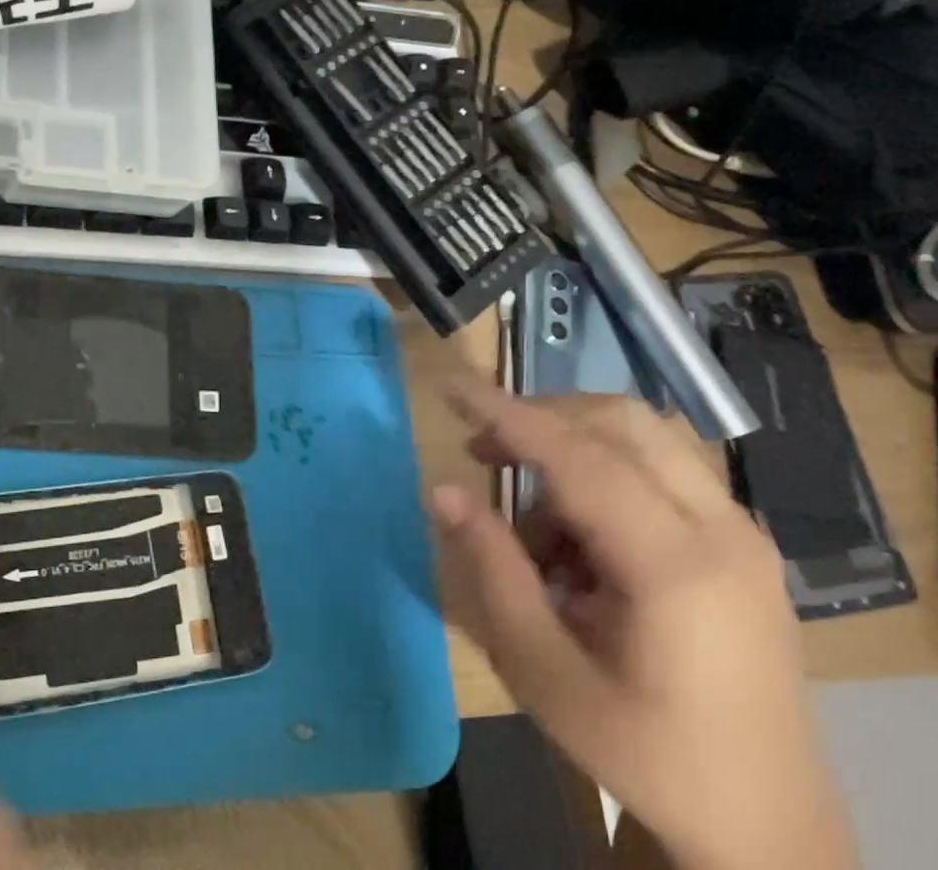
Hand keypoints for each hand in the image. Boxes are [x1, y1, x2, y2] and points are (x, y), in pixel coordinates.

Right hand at [431, 385, 855, 869]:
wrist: (760, 815)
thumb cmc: (638, 745)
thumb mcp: (540, 665)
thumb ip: (491, 567)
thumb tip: (444, 489)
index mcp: (676, 566)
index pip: (580, 456)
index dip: (508, 414)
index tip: (450, 388)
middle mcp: (724, 533)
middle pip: (625, 424)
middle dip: (541, 418)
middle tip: (479, 452)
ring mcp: (743, 538)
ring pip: (648, 442)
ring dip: (572, 453)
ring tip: (528, 529)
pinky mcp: (743, 551)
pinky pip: (664, 478)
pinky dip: (604, 482)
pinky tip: (575, 550)